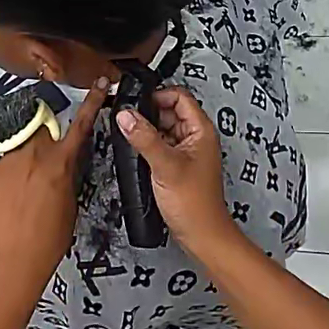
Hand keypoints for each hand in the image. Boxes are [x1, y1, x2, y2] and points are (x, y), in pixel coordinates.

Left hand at [0, 83, 105, 288]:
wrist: (13, 261)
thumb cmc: (47, 238)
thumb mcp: (71, 199)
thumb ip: (68, 172)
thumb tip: (65, 162)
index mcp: (59, 162)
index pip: (80, 123)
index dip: (92, 101)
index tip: (100, 85)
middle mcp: (31, 156)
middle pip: (42, 130)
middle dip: (47, 139)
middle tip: (49, 164)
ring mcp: (7, 163)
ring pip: (22, 147)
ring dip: (28, 159)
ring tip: (28, 189)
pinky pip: (5, 164)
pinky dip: (11, 175)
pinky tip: (14, 197)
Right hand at [113, 87, 239, 248]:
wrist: (201, 233)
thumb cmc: (194, 203)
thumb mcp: (165, 165)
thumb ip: (144, 138)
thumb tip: (127, 116)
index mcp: (201, 130)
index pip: (180, 96)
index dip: (158, 95)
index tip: (137, 104)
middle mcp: (196, 137)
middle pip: (170, 111)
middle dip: (149, 114)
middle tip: (129, 121)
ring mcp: (187, 151)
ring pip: (164, 128)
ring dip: (148, 130)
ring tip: (132, 138)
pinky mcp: (178, 164)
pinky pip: (161, 144)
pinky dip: (149, 145)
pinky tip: (138, 153)